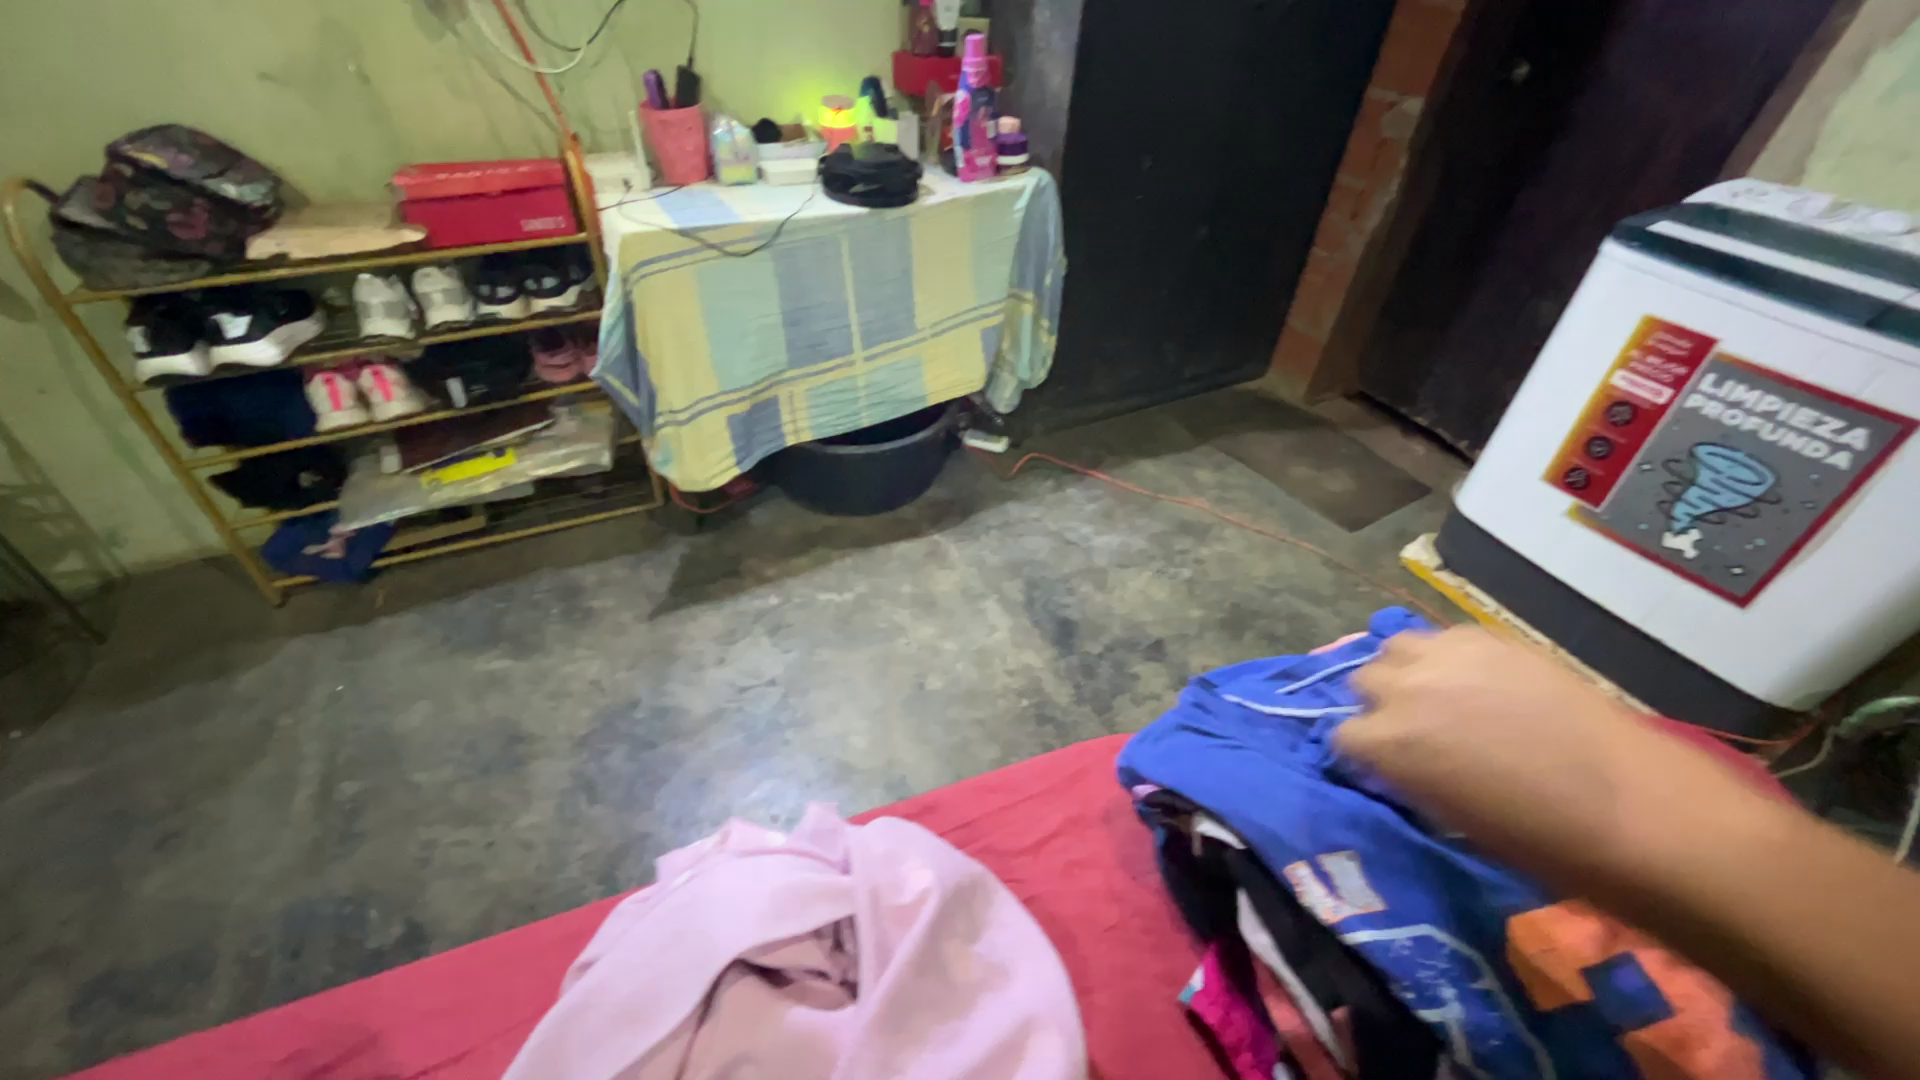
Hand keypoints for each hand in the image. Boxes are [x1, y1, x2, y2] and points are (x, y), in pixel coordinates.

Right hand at [1337, 627, 1767, 887]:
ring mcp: (1444, 657)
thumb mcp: (1445, 815)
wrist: (1636, 808)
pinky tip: (1480, 680)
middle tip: (1418, 729)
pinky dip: (1449, 656)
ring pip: (1394, 648)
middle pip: (1363, 682)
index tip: (1389, 767)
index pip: (1341, 735)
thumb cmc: (1538, 839)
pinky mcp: (1487, 638)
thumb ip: (1405, 774)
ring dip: (1408, 670)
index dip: (1366, 753)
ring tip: (1441, 694)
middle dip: (1381, 704)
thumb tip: (1396, 760)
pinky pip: (1444, 637)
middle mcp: (1400, 690)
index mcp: (1384, 743)